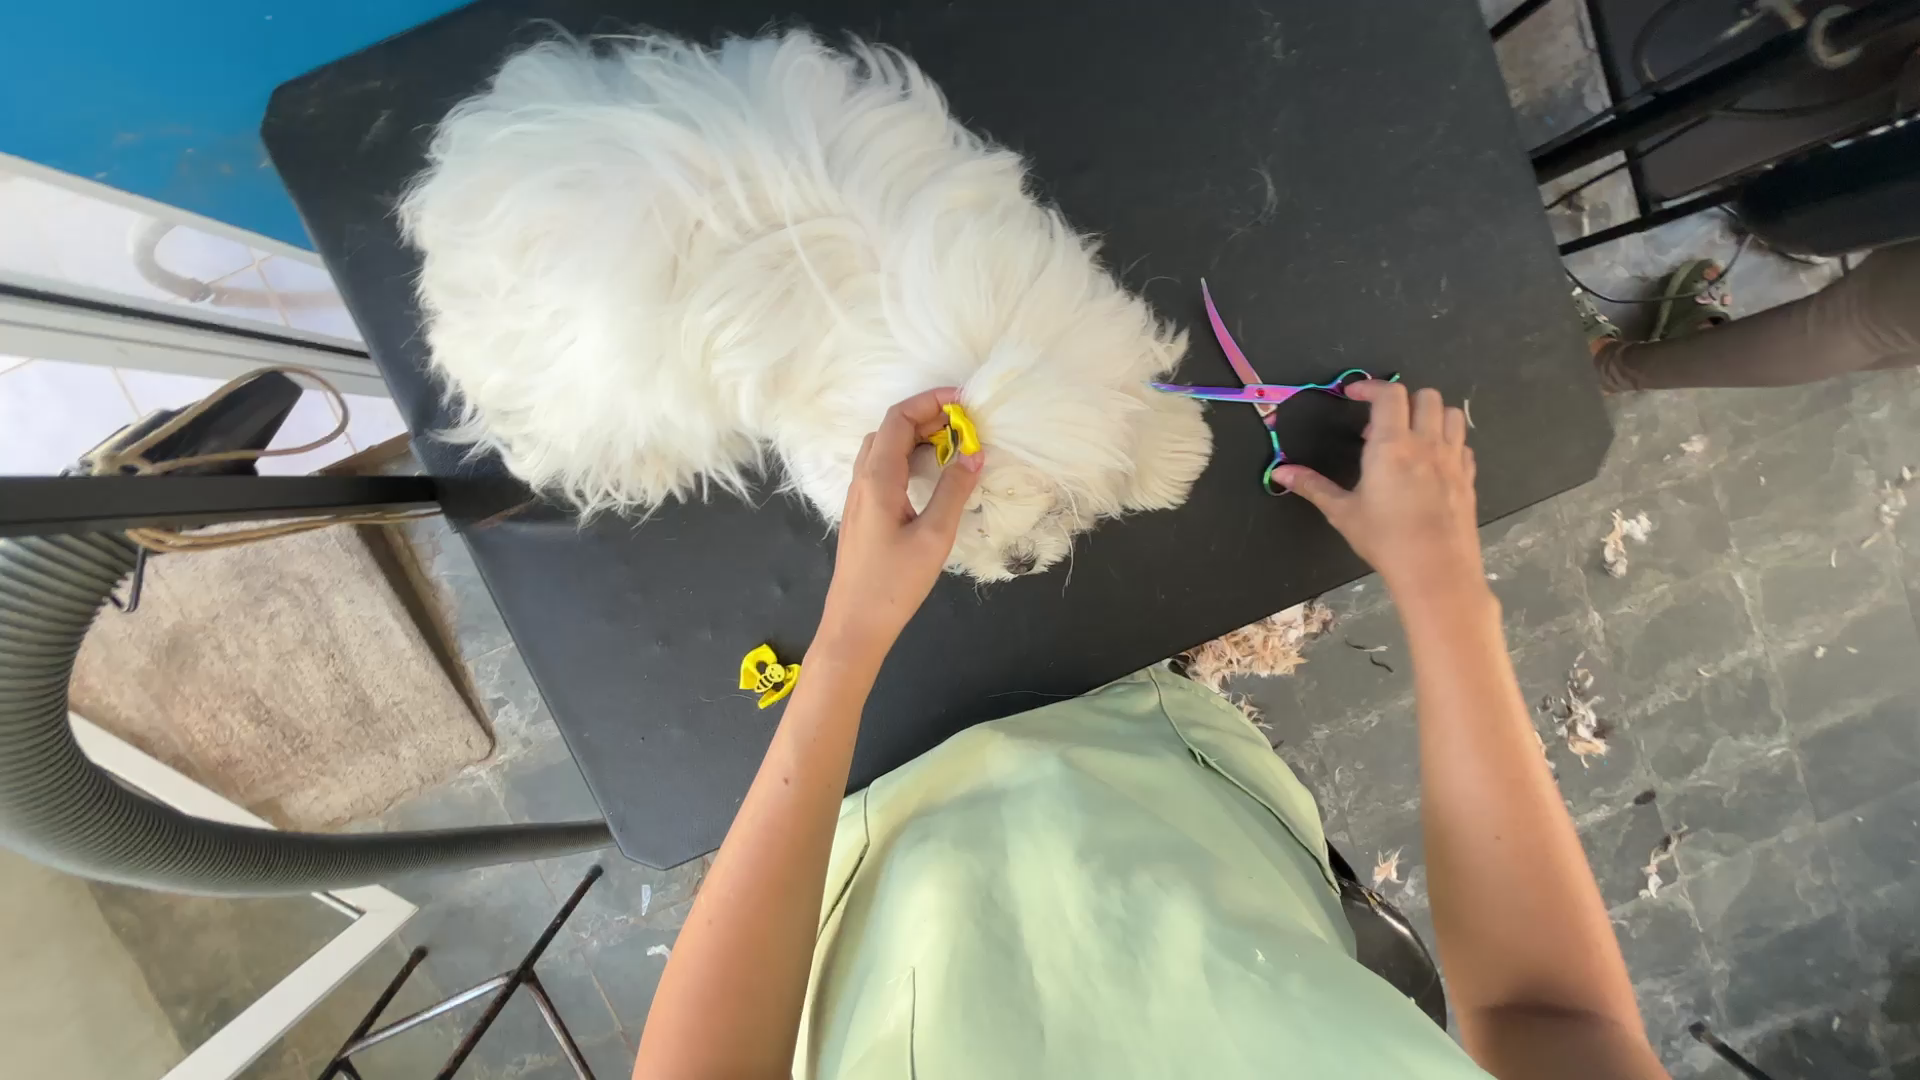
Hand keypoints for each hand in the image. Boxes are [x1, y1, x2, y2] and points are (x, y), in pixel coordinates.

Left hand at [816, 388, 983, 667]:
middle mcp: (863, 479)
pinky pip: (885, 469)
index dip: (930, 401)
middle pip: (891, 429)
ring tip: (955, 444)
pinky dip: (910, 458)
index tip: (966, 402)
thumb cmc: (894, 584)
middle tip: (967, 424)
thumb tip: (975, 452)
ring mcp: (860, 496)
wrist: (855, 624)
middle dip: (929, 417)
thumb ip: (954, 490)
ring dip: (918, 437)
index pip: (899, 418)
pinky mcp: (864, 513)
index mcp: (878, 478)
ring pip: (886, 449)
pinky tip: (933, 474)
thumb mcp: (934, 536)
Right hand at [1271, 382, 1484, 608]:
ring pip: (1451, 413)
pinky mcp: (1468, 476)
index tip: (1352, 395)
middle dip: (1401, 400)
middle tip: (1378, 424)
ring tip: (1407, 436)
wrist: (1435, 570)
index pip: (1389, 395)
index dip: (1369, 387)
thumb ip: (1312, 486)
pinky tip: (1429, 461)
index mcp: (1391, 447)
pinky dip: (1446, 440)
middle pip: (1425, 396)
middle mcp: (1426, 444)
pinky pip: (1462, 443)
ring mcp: (1452, 459)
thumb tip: (1280, 471)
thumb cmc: (1384, 539)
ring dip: (1428, 414)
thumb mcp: (1341, 512)